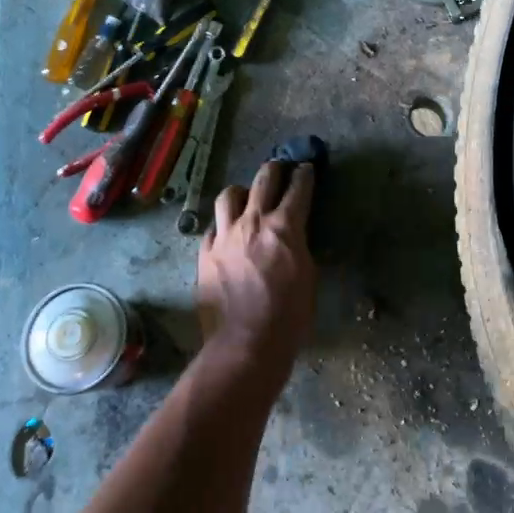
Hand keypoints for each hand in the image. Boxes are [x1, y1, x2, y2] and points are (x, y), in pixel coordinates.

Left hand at [197, 161, 316, 364]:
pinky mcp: (205, 254)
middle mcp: (253, 222)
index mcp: (285, 227)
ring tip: (246, 197)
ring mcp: (225, 236)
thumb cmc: (289, 317)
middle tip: (280, 168)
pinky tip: (226, 233)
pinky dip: (222, 225)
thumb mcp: (308, 277)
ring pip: (229, 195)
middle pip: (263, 179)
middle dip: (275, 169)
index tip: (307, 169)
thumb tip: (293, 237)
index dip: (305, 175)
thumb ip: (299, 247)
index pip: (298, 188)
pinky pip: (212, 228)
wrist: (246, 344)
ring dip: (241, 192)